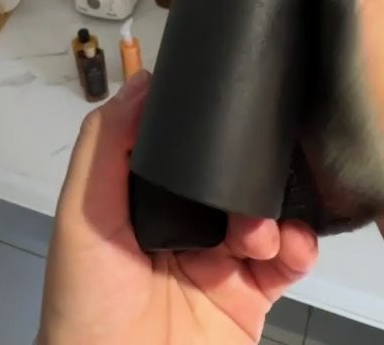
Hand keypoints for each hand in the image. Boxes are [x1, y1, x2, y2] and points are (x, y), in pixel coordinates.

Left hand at [38, 71, 319, 344]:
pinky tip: (291, 242)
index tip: (228, 95)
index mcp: (145, 195)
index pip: (182, 145)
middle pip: (231, 175)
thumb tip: (142, 81)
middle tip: (251, 171)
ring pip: (266, 211)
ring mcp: (221, 258)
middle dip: (249, 166)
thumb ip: (105, 145)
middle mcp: (185, 221)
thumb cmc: (88, 301)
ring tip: (257, 229)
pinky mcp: (251, 296)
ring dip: (273, 207)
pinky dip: (301, 246)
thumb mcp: (83, 213)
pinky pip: (289, 261)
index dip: (205, 123)